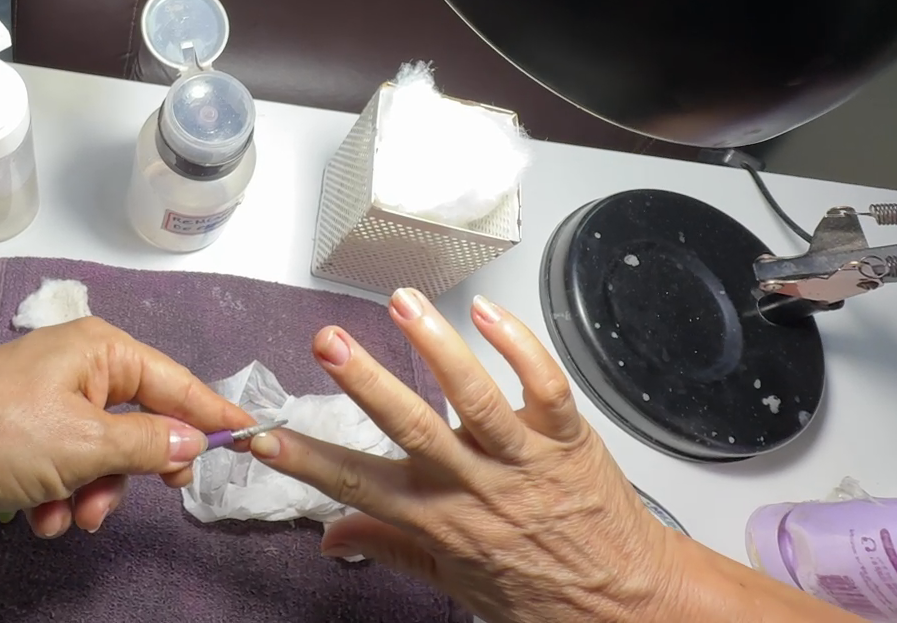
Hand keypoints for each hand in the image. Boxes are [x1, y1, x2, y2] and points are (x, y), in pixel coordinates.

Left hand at [0, 316, 251, 540]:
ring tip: (72, 513)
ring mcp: (54, 405)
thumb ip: (147, 444)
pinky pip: (72, 471)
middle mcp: (82, 370)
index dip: (212, 410)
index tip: (251, 434)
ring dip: (97, 492)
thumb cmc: (2, 432)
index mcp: (100, 350)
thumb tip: (196, 442)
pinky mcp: (31, 440)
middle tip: (163, 493)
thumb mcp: (84, 443)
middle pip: (141, 422)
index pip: (173, 380)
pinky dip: (65, 497)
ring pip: (107, 456)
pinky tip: (42, 515)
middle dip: (138, 468)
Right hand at [248, 289, 687, 622]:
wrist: (633, 607)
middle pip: (413, 428)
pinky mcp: (566, 437)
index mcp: (438, 519)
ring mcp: (523, 458)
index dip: (308, 460)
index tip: (264, 434)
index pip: (359, 486)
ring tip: (402, 303)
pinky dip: (518, 346)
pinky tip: (486, 309)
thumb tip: (328, 537)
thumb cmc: (538, 591)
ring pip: (477, 399)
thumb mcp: (453, 581)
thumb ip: (386, 546)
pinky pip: (545, 387)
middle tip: (328, 343)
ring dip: (437, 347)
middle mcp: (475, 485)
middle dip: (366, 382)